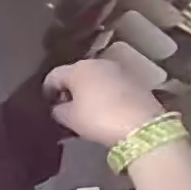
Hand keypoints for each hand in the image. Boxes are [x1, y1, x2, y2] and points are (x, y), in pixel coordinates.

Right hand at [43, 59, 165, 146]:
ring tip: (87, 111)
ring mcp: (119, 70)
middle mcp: (98, 63)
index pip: (53, 76)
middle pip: (76, 74)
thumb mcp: (69, 119)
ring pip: (96, 78)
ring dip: (89, 91)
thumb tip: (58, 107)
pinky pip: (112, 84)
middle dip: (70, 90)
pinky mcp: (135, 80)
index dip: (47, 91)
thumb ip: (58, 110)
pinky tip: (106, 110)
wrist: (142, 126)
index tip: (48, 105)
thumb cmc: (99, 119)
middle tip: (67, 109)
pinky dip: (105, 94)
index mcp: (78, 68)